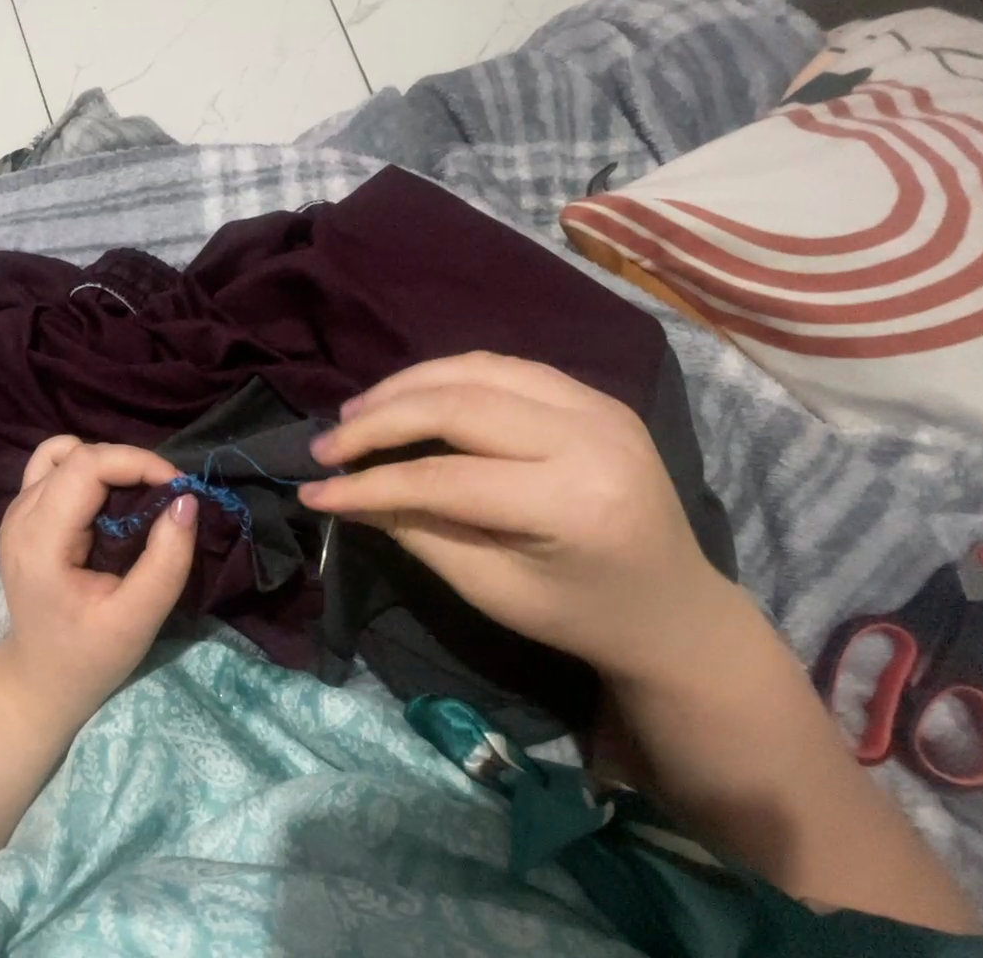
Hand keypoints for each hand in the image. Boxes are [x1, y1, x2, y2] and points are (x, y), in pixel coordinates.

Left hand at [0, 436, 198, 725]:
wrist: (40, 678)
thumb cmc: (89, 656)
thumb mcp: (138, 619)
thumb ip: (166, 561)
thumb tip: (186, 501)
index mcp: (40, 540)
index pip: (86, 465)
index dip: (138, 462)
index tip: (179, 488)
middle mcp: (20, 515)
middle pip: (77, 455)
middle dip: (131, 464)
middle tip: (169, 497)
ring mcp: (15, 511)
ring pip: (64, 454)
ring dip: (109, 465)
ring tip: (138, 498)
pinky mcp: (21, 514)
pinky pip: (53, 468)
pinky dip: (87, 470)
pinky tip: (107, 499)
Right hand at [298, 352, 749, 684]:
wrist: (671, 607)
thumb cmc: (576, 613)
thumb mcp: (488, 588)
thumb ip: (413, 531)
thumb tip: (339, 494)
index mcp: (572, 502)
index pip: (443, 478)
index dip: (368, 482)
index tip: (312, 490)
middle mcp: (591, 437)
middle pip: (457, 405)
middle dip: (378, 421)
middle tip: (325, 445)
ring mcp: (599, 405)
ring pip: (475, 370)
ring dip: (404, 387)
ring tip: (355, 413)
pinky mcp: (593, 395)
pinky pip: (501, 369)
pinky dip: (443, 379)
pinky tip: (407, 400)